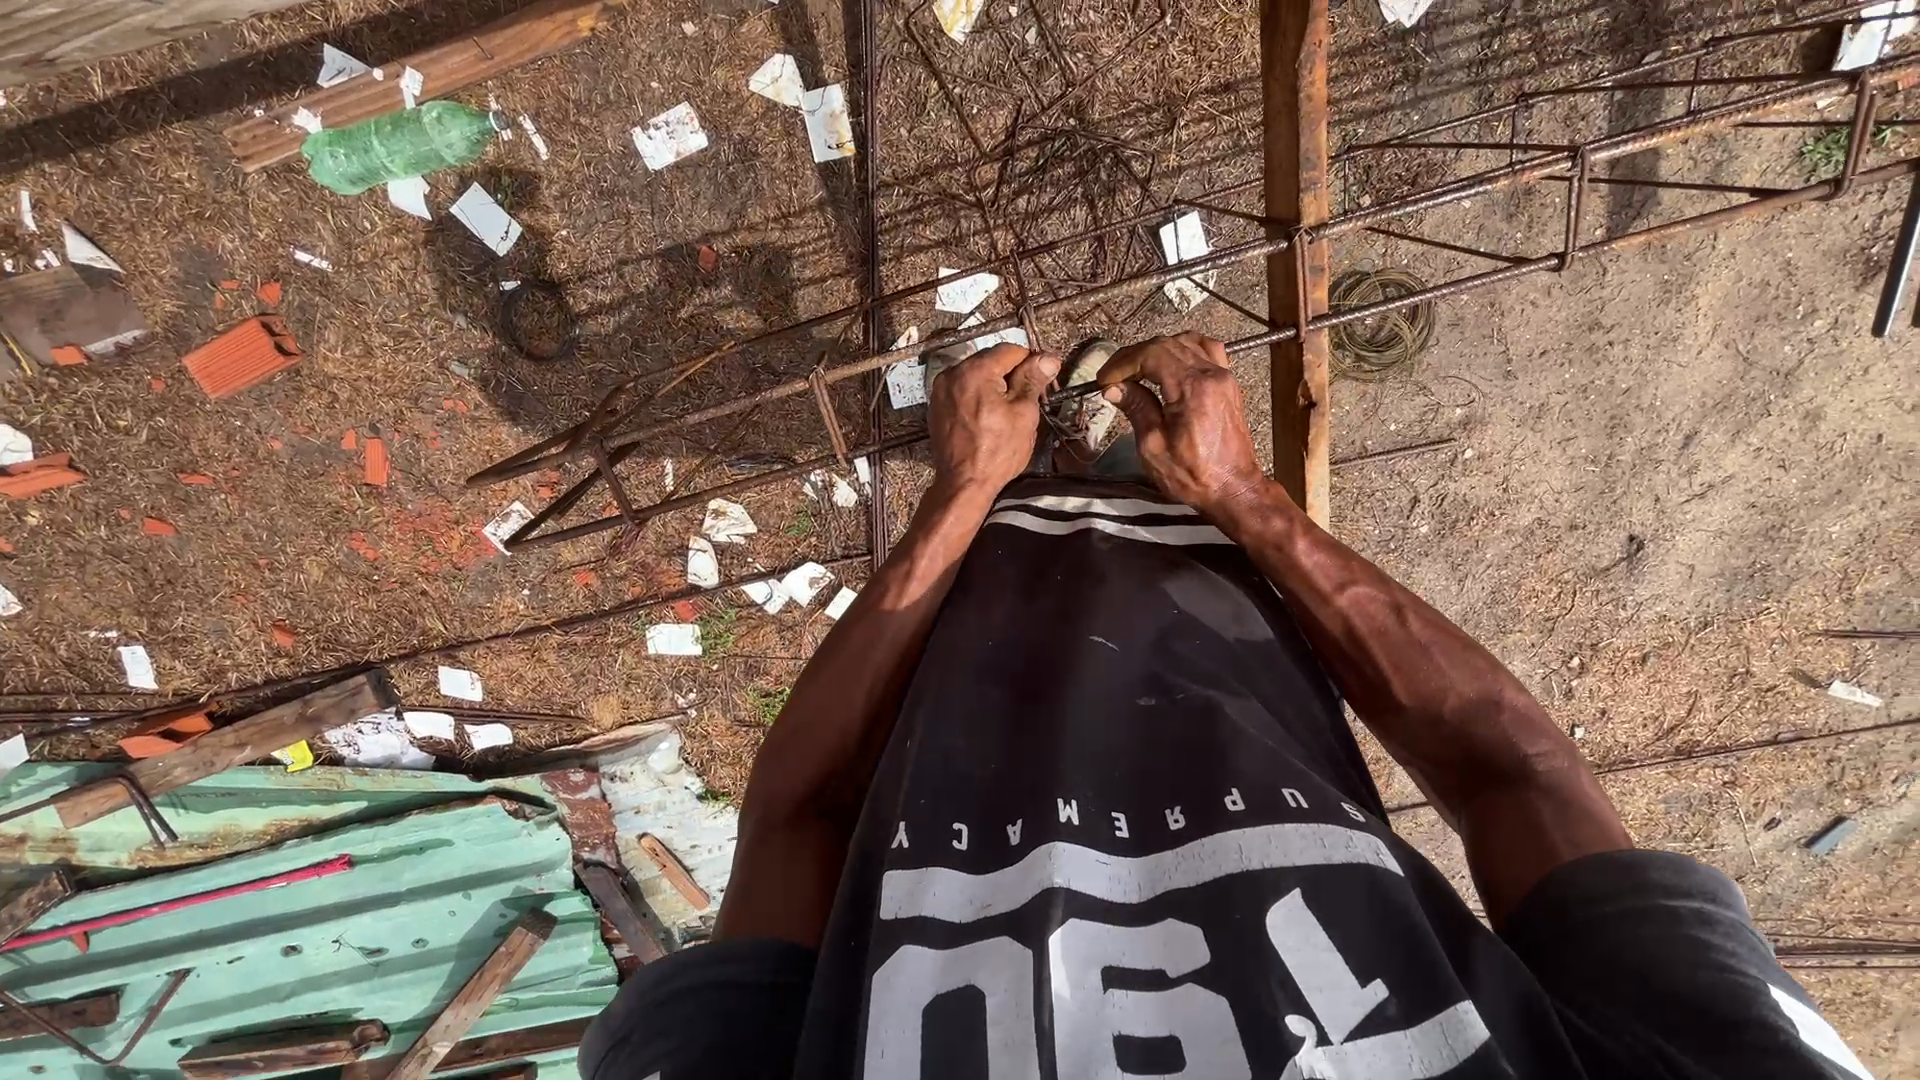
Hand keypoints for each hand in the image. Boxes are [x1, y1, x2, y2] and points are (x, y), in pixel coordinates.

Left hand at [928, 343, 1059, 495]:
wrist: (963, 483)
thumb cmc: (997, 452)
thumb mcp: (1023, 414)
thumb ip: (1033, 380)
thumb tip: (1048, 358)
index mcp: (974, 371)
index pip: (1010, 350)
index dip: (1031, 362)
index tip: (1043, 378)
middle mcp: (952, 374)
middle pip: (990, 360)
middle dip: (1010, 374)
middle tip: (1027, 398)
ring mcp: (940, 390)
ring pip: (976, 375)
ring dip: (993, 385)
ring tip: (1007, 411)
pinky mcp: (936, 406)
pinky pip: (963, 390)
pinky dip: (977, 396)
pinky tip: (988, 417)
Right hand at [1097, 333, 1272, 515]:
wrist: (1233, 487)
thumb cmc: (1193, 475)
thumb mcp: (1153, 447)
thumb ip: (1137, 409)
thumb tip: (1114, 388)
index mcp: (1192, 389)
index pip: (1151, 355)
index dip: (1122, 363)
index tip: (1104, 381)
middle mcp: (1211, 374)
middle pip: (1167, 344)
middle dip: (1134, 356)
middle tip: (1113, 377)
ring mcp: (1224, 376)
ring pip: (1186, 342)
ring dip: (1157, 350)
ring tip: (1137, 370)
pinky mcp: (1228, 383)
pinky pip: (1206, 350)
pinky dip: (1183, 350)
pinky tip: (1169, 364)